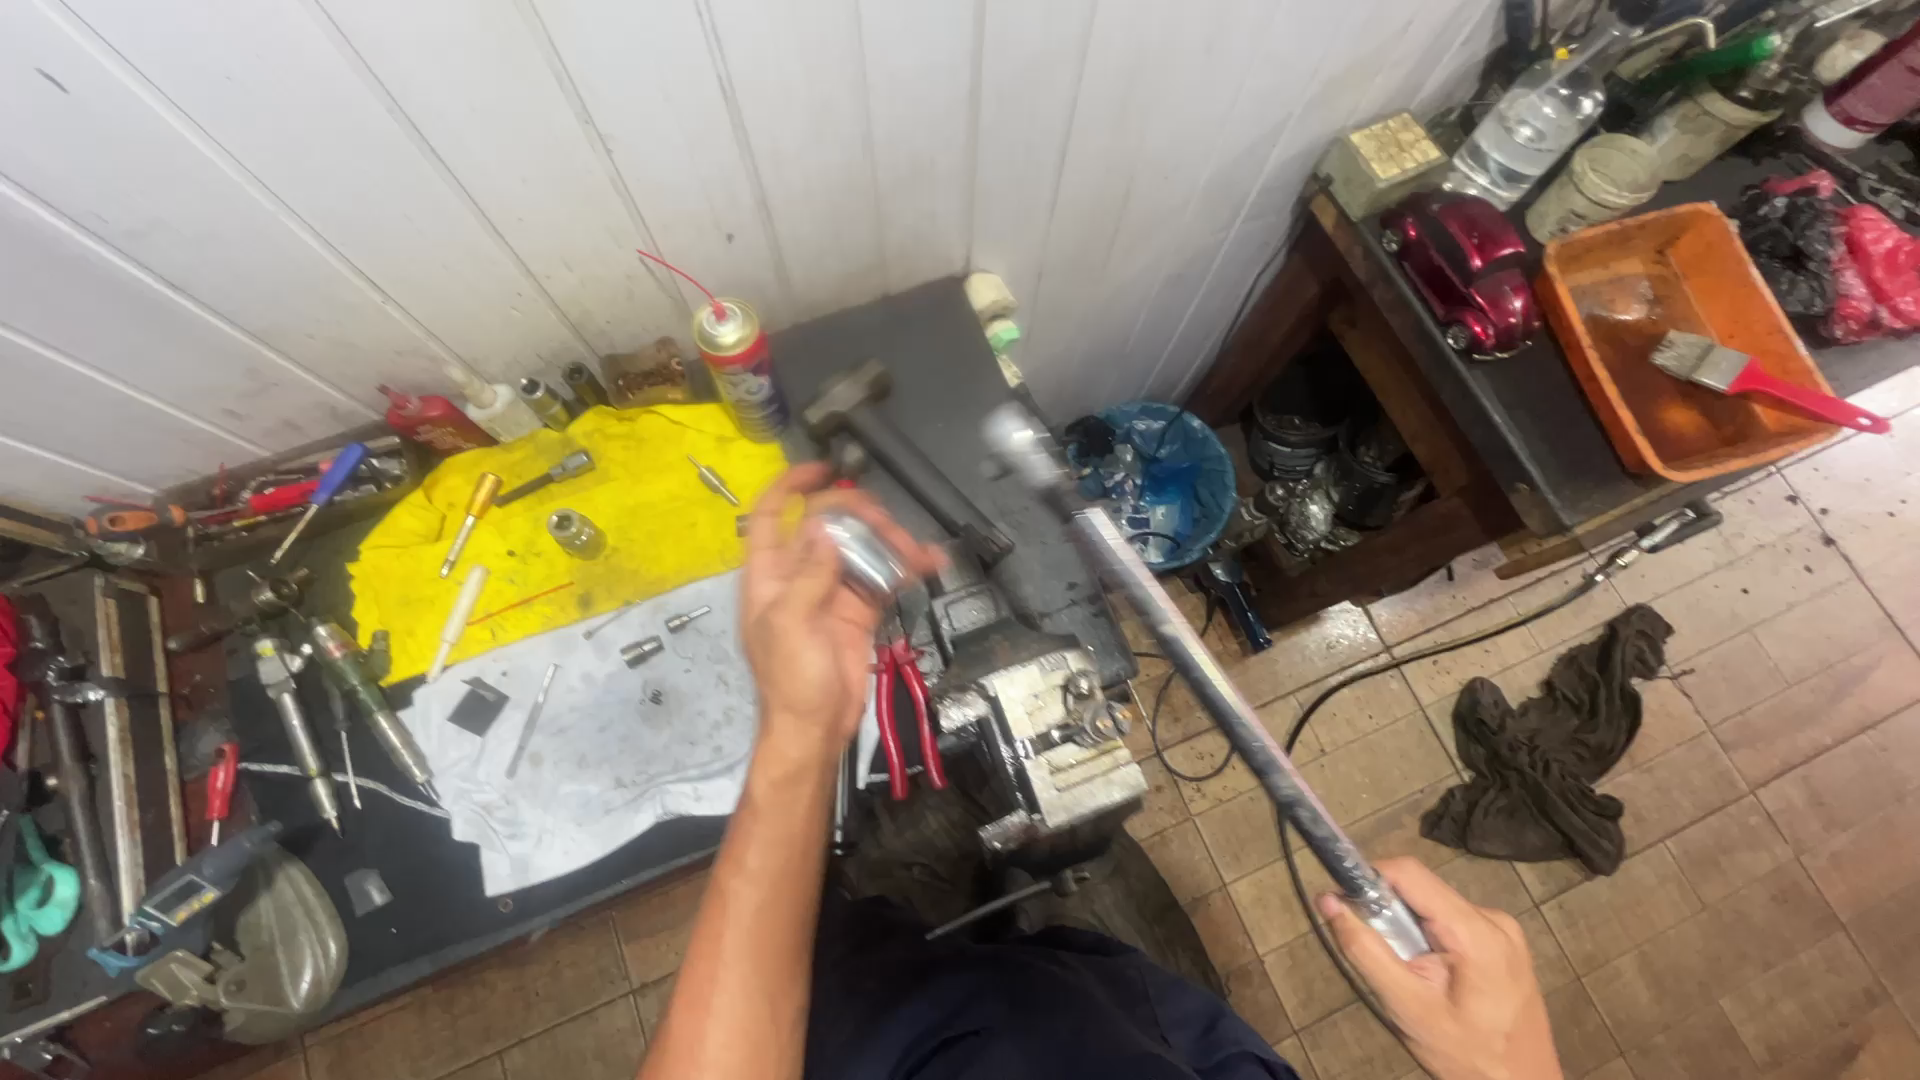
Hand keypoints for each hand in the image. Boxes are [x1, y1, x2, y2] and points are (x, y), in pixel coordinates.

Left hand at [740, 464, 945, 762]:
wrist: (816, 728)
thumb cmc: (790, 680)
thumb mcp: (789, 624)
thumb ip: (807, 574)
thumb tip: (821, 528)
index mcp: (769, 576)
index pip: (770, 517)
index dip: (789, 488)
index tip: (823, 470)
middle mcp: (799, 576)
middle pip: (827, 528)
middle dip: (858, 519)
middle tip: (886, 525)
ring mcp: (832, 591)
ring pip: (860, 549)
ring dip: (889, 543)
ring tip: (915, 551)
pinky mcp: (860, 609)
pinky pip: (883, 578)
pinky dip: (906, 568)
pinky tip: (929, 561)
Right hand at [1316, 858, 1563, 1079]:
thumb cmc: (1465, 1054)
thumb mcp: (1405, 1006)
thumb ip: (1364, 949)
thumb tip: (1327, 900)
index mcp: (1475, 932)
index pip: (1408, 872)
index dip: (1369, 877)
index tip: (1346, 903)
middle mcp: (1493, 918)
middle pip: (1420, 888)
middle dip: (1389, 910)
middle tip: (1380, 950)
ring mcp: (1503, 929)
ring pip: (1432, 903)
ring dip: (1407, 924)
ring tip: (1407, 969)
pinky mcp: (1503, 941)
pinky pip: (1449, 918)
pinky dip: (1428, 935)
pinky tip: (1432, 972)